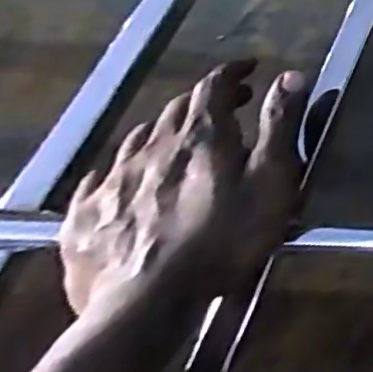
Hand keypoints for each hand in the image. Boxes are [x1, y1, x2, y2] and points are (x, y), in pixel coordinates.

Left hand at [58, 61, 308, 316]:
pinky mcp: (82, 219)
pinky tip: (125, 176)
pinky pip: (98, 178)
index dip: (232, 72)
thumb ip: (281, 124)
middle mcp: (151, 148)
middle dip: (205, 99)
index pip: (213, 85)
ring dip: (164, 129)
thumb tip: (290, 75)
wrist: (147, 304)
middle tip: (231, 104)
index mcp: (201, 135)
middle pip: (175, 109)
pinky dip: (121, 165)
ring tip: (182, 137)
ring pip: (136, 139)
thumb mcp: (274, 176)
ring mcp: (110, 183)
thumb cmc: (228, 235)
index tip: (250, 67)